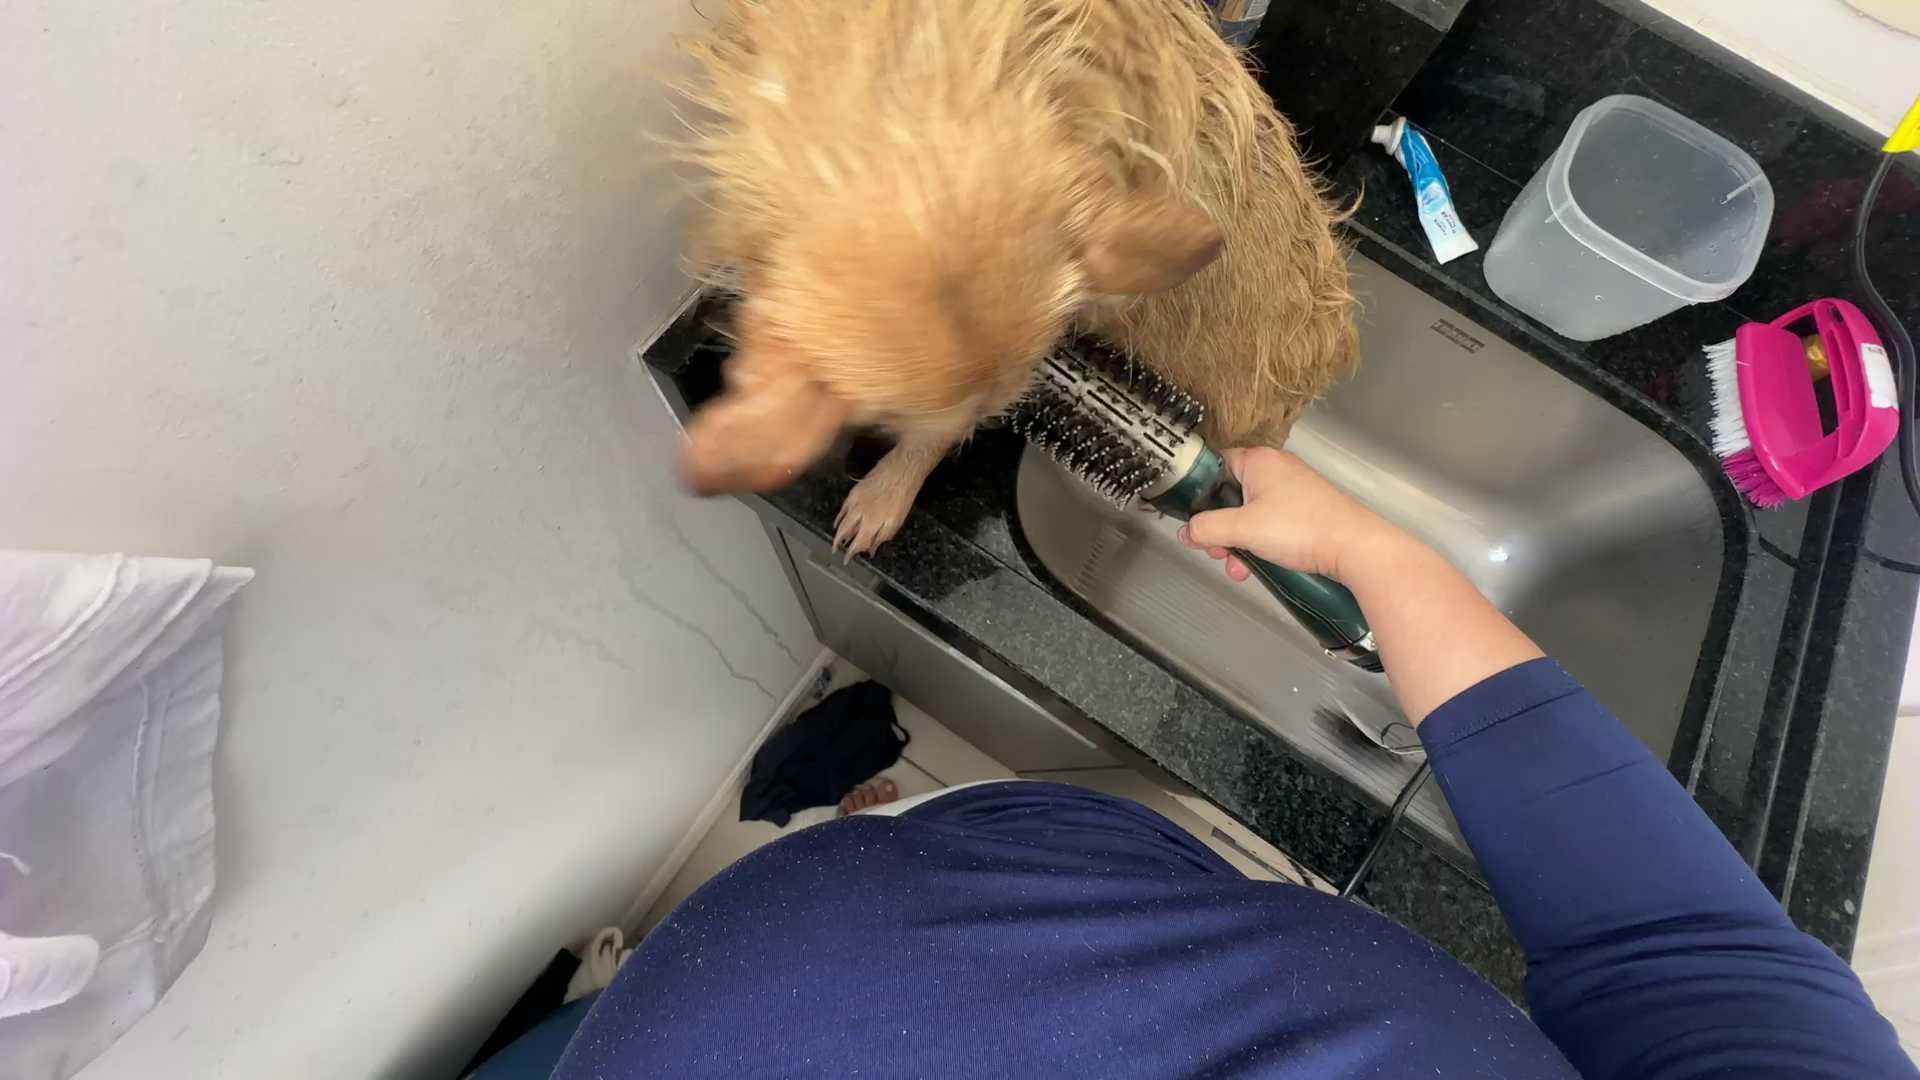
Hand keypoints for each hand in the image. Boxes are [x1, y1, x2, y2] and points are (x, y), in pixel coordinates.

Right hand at [1177, 447, 1400, 582]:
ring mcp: (1293, 491)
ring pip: (1248, 514)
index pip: (1214, 465)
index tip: (1192, 516)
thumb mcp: (1242, 529)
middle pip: (1230, 495)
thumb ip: (1206, 529)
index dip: (1198, 491)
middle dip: (1219, 528)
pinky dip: (1259, 543)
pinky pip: (1269, 524)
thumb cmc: (1304, 529)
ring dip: (1237, 542)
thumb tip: (1187, 531)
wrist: (1356, 549)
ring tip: (1239, 566)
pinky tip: (1258, 566)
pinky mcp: (1305, 511)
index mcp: (1259, 461)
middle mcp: (1276, 470)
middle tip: (1216, 549)